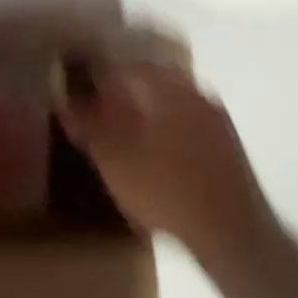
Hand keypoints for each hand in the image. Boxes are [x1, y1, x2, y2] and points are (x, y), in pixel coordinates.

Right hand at [55, 61, 274, 261]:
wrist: (231, 231)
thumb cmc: (166, 190)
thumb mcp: (114, 160)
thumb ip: (88, 124)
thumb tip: (65, 97)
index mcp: (168, 87)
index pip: (125, 65)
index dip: (97, 74)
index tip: (77, 87)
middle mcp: (195, 91)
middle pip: (151, 79)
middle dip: (122, 91)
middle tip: (98, 108)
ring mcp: (216, 116)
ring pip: (172, 99)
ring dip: (146, 109)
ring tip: (122, 132)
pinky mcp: (227, 143)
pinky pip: (188, 121)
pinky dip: (166, 127)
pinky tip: (155, 152)